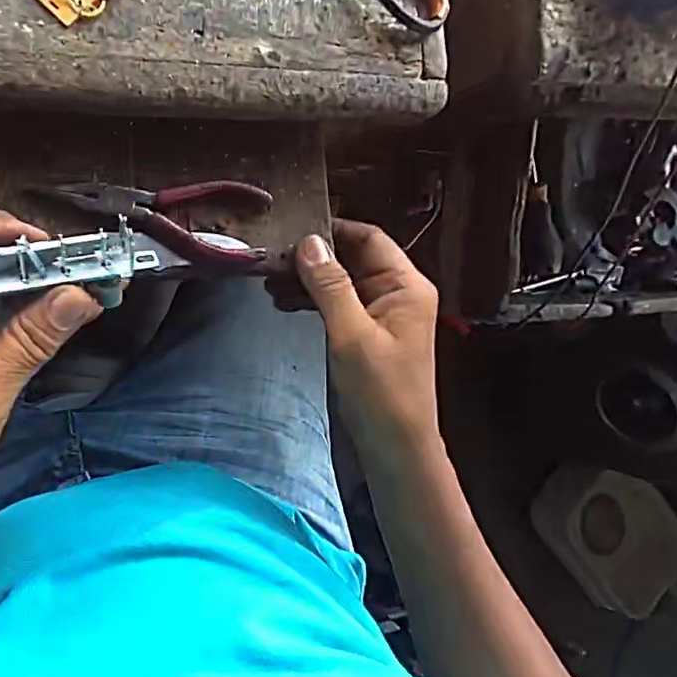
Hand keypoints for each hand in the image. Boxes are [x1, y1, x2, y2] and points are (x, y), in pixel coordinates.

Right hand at [295, 219, 440, 453]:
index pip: (369, 238)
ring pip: (341, 282)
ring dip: (309, 280)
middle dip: (315, 257)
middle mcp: (397, 293)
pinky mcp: (367, 333)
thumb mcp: (351, 334)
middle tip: (273, 256)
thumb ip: (330, 286)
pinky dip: (314, 301)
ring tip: (270, 281)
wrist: (395, 447)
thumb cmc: (381, 391)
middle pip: (353, 258)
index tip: (294, 228)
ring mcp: (382, 314)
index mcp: (406, 285)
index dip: (334, 229)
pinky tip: (284, 301)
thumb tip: (309, 243)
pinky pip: (338, 305)